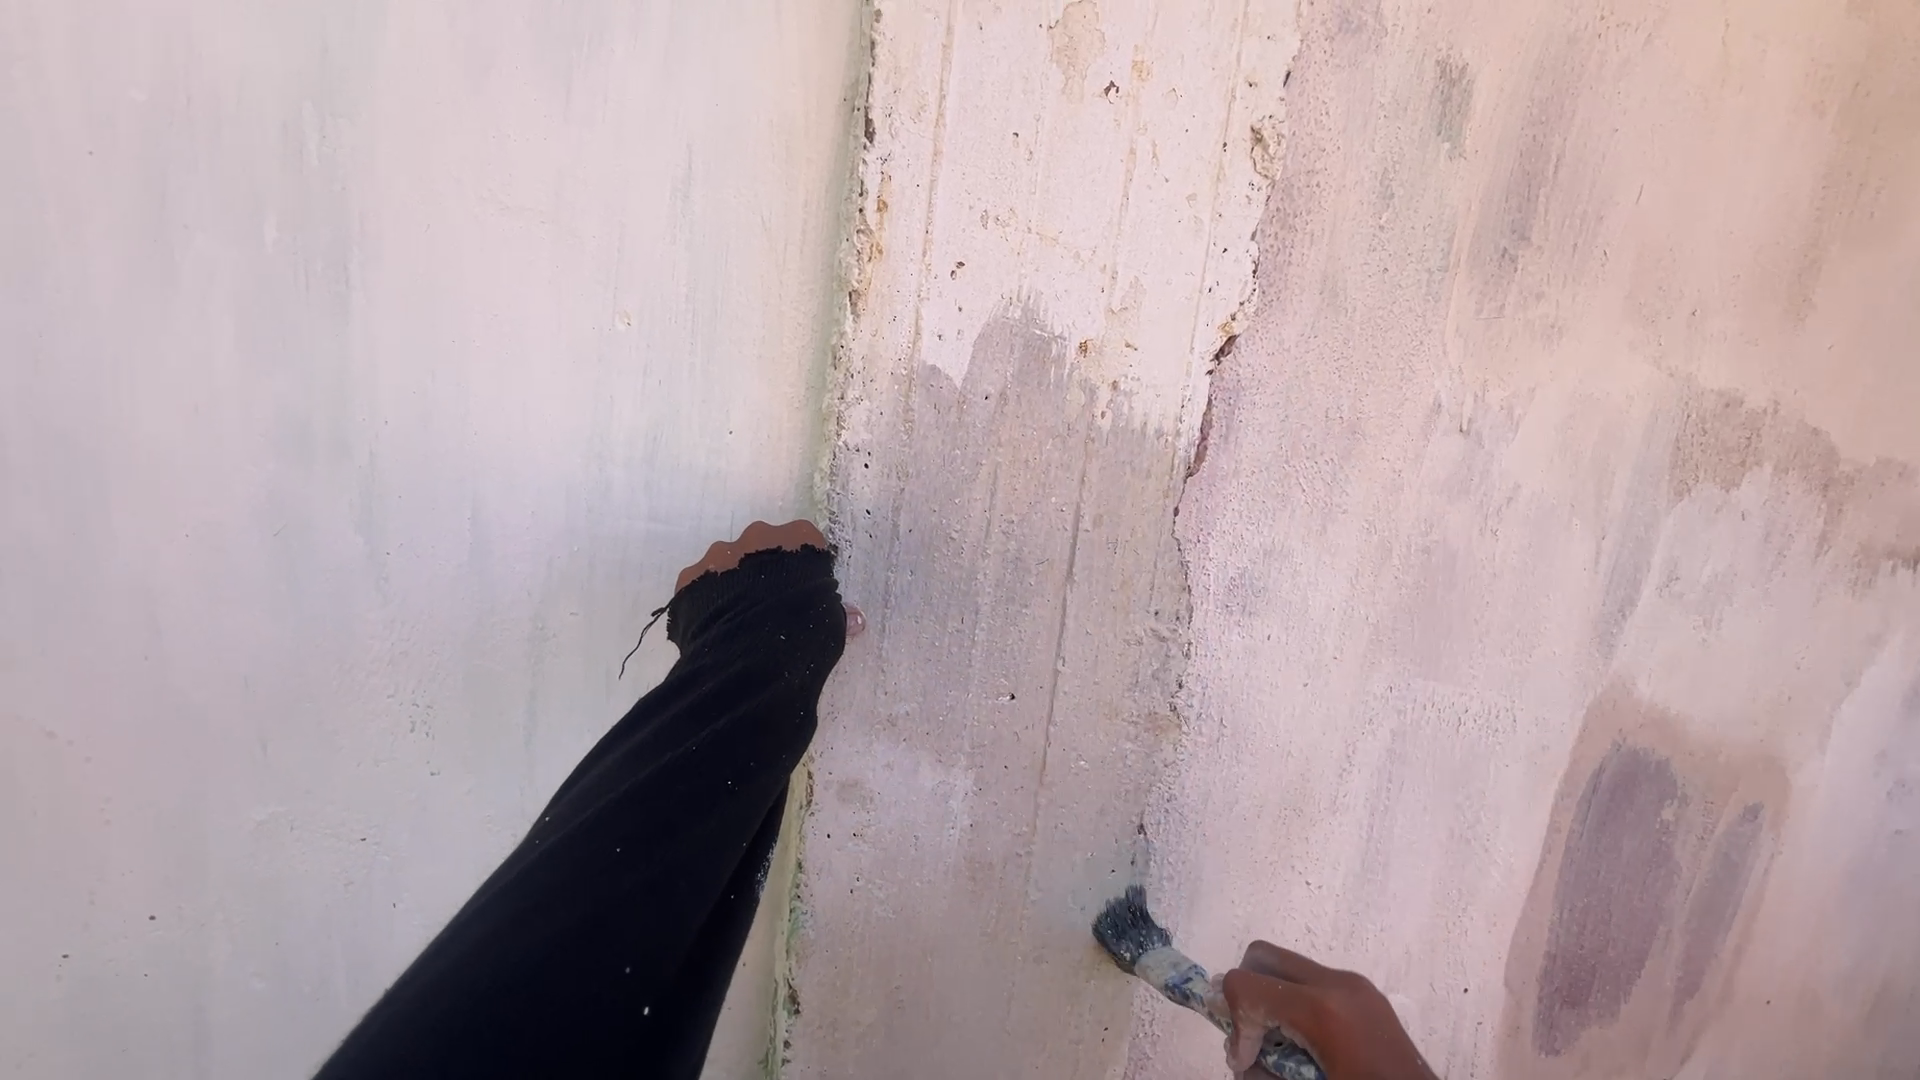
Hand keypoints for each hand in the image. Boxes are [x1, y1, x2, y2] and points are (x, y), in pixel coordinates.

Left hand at [675, 520, 863, 635]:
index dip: (805, 566)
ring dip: (734, 584)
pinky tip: (716, 628)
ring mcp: (720, 554)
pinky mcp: (689, 578)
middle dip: (766, 570)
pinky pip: (701, 586)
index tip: (805, 589)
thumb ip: (839, 613)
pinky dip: (707, 602)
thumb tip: (855, 618)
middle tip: (770, 604)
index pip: (806, 542)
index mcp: (799, 538)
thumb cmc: (803, 634)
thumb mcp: (832, 625)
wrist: (748, 659)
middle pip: (764, 546)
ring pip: (730, 563)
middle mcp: (758, 535)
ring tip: (739, 620)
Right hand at [1221, 943, 1435, 1079]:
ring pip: (1287, 965)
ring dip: (1271, 998)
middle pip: (1262, 956)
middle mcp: (1337, 983)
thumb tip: (1242, 1061)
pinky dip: (1296, 1003)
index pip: (1245, 985)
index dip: (1233, 1023)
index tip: (1245, 1061)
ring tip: (1283, 1047)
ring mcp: (1355, 984)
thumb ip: (1264, 1077)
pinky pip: (1313, 981)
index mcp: (1322, 1010)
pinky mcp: (1366, 993)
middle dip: (1247, 996)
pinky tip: (1310, 1044)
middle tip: (1253, 1039)